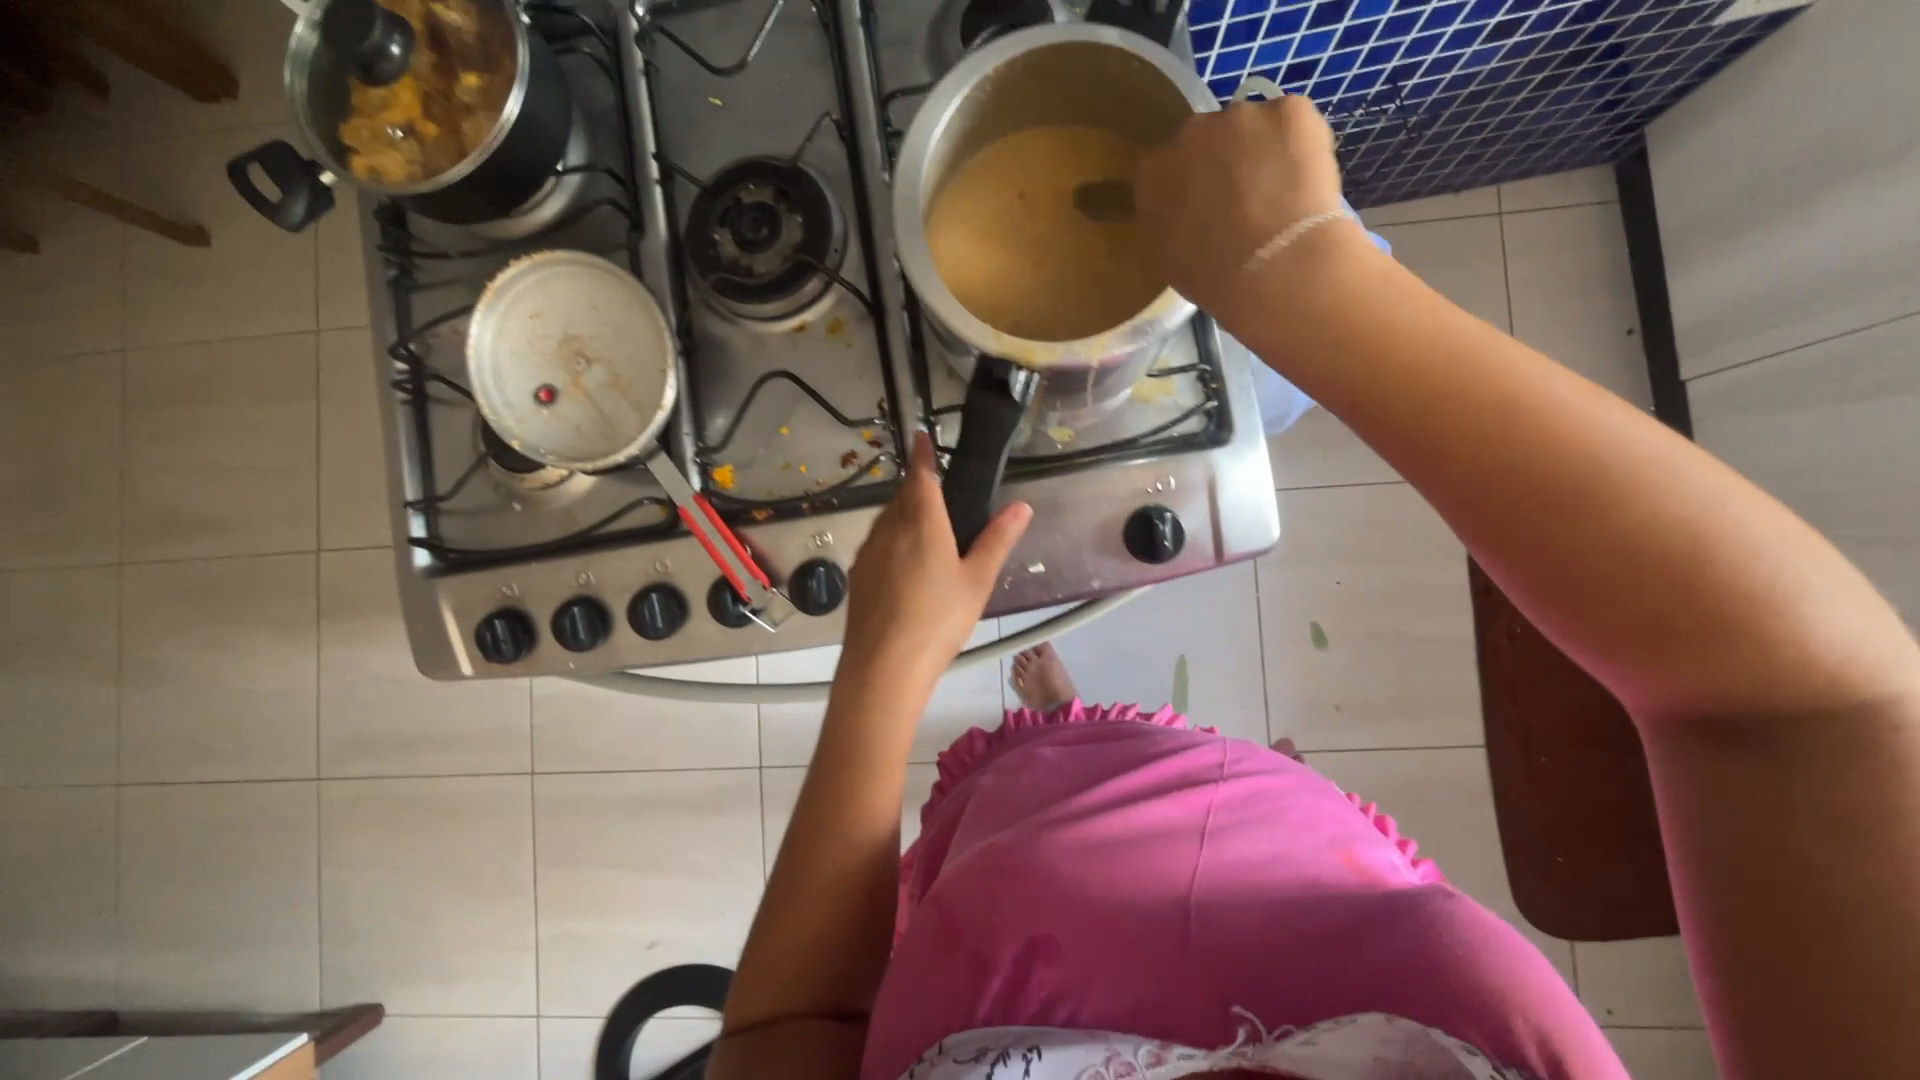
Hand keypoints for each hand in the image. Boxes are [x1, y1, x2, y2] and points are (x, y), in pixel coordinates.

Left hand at [840, 432, 1031, 689]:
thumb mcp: (977, 581)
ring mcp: (868, 552)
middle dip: (917, 487)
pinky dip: (891, 541)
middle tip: (937, 491)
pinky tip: (905, 566)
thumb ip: (997, 541)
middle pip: (902, 497)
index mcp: (922, 522)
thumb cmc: (938, 620)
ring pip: (886, 520)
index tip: (921, 435)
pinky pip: (877, 545)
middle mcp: (889, 528)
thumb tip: (1022, 506)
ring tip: (925, 530)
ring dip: (903, 514)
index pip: (921, 475)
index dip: (923, 453)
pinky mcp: (857, 575)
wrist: (883, 666)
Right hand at [1133, 94, 1351, 318]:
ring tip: (1282, 192)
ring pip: (1254, 127)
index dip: (1193, 184)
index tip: (1209, 206)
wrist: (1274, 267)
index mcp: (1155, 171)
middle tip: (1248, 199)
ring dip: (1264, 150)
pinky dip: (1302, 145)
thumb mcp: (1168, 256)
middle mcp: (1191, 132)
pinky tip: (1307, 181)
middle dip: (1225, 160)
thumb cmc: (1214, 276)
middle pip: (1209, 137)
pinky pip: (1295, 123)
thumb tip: (1186, 211)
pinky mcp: (1289, 110)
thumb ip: (1168, 220)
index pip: (1169, 167)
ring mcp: (1241, 115)